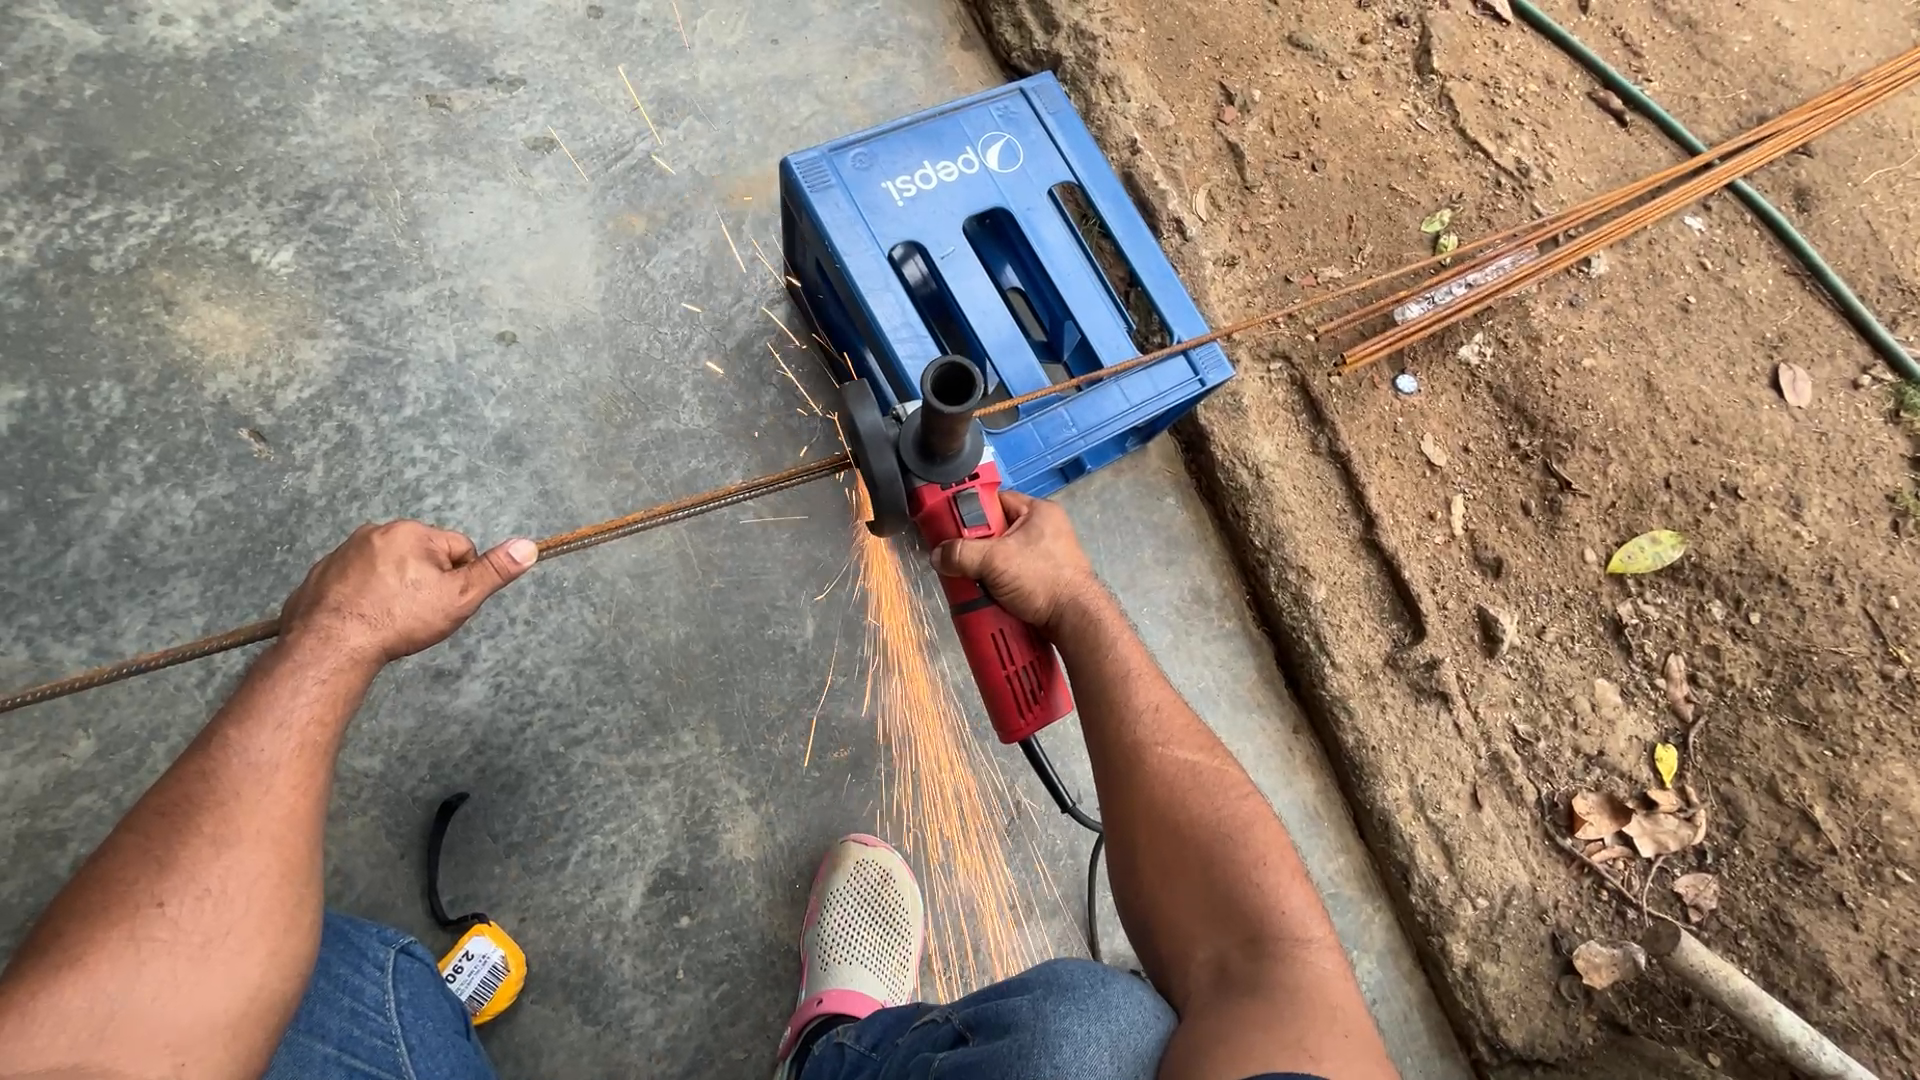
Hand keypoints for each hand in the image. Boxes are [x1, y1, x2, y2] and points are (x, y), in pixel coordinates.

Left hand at [279, 521, 537, 665]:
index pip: (460, 549)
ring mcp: (342, 552)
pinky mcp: (319, 574)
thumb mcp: (460, 597)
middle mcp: (375, 532)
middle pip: (424, 555)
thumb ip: (495, 570)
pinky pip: (356, 579)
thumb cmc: (400, 620)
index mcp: (412, 532)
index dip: (460, 578)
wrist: (330, 647)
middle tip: (419, 611)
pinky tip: (366, 617)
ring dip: (397, 585)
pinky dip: (365, 594)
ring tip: (391, 616)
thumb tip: (529, 546)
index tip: (442, 602)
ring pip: (390, 566)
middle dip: (428, 580)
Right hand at [929, 492, 1104, 635]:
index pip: (995, 500)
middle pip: (994, 532)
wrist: (1075, 621)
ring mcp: (1043, 558)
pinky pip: (1009, 577)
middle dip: (976, 548)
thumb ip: (962, 553)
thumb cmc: (1046, 581)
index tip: (952, 524)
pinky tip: (988, 594)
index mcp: (1037, 512)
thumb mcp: (996, 561)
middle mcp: (1042, 531)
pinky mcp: (1041, 581)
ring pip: (1000, 558)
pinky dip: (996, 586)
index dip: (972, 511)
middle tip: (962, 559)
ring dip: (984, 571)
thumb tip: (940, 555)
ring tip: (974, 580)